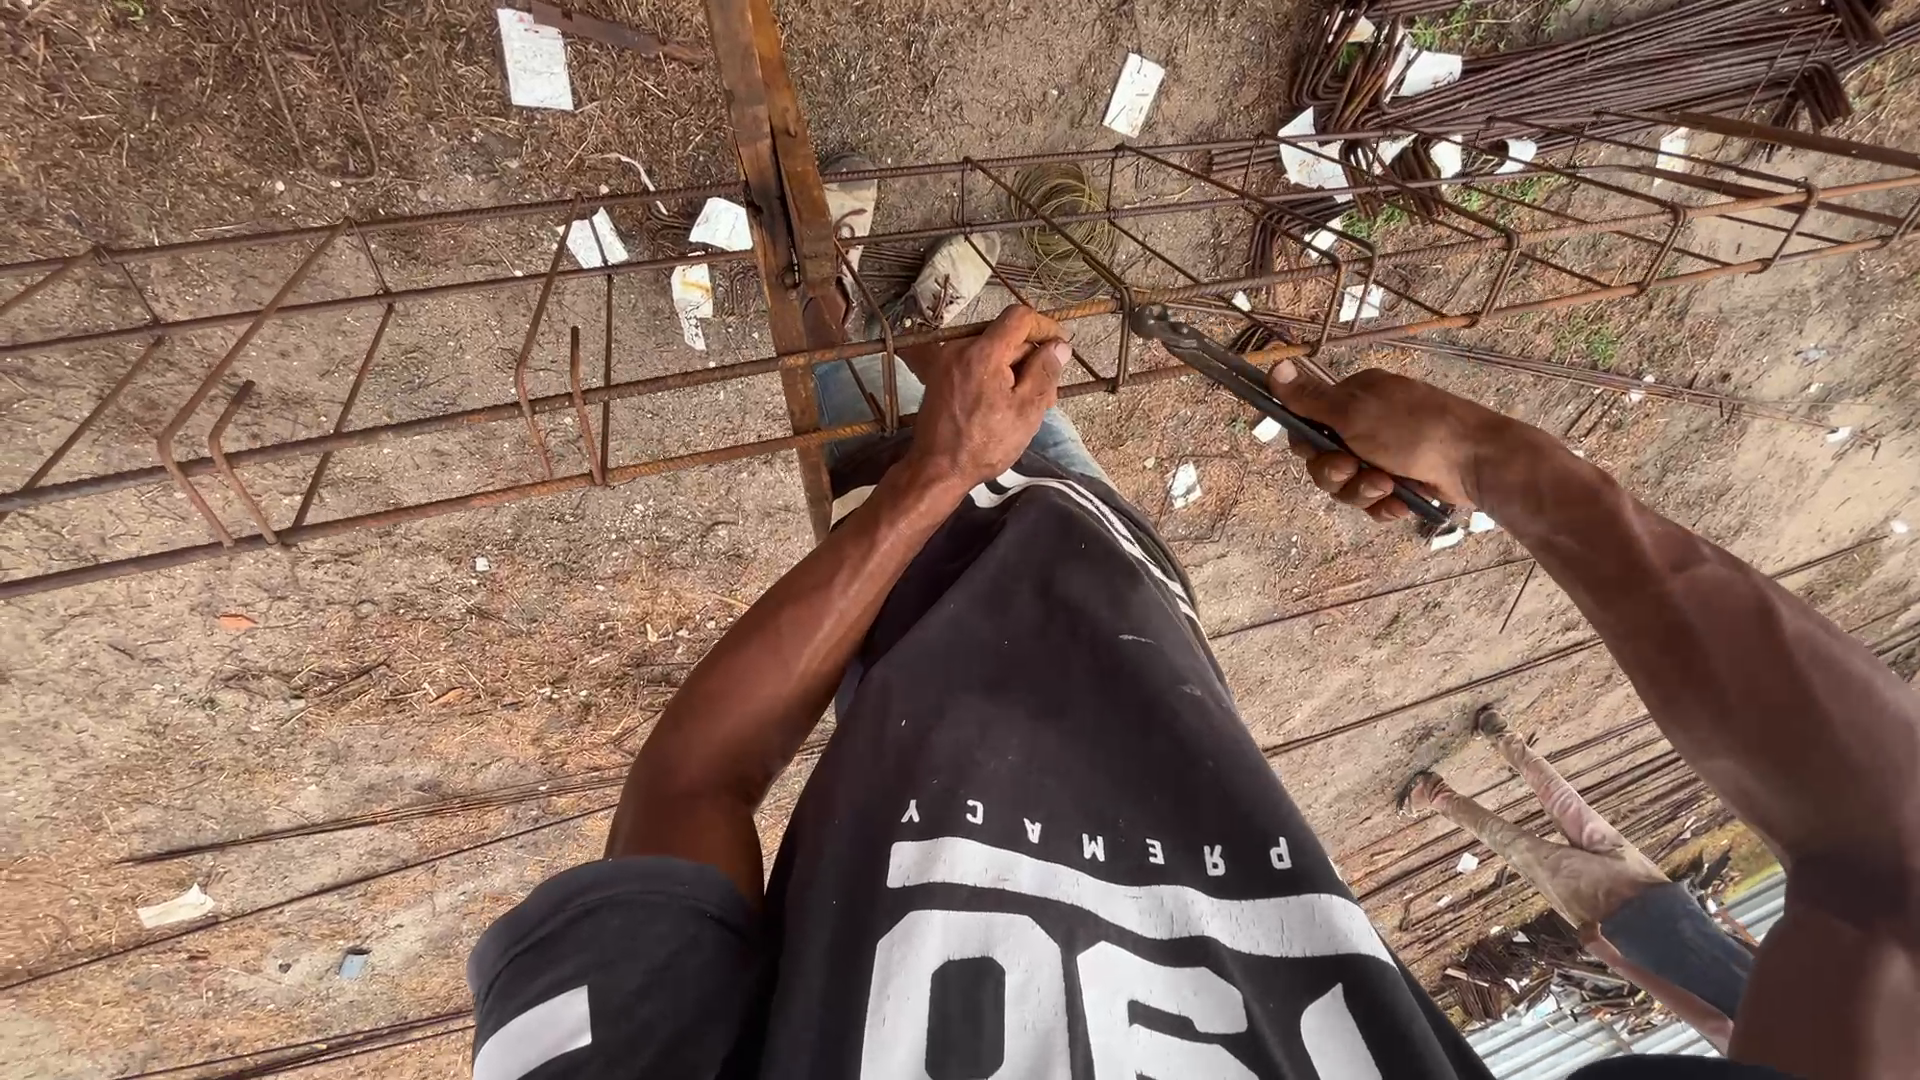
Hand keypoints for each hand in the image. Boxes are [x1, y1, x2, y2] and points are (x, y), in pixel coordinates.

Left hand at [901, 305, 1069, 490]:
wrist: (938, 469)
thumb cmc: (984, 445)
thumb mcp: (1026, 410)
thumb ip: (1044, 372)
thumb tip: (1059, 346)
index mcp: (982, 353)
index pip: (1019, 318)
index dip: (1046, 326)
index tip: (1062, 344)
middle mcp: (959, 348)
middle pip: (1006, 337)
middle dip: (1032, 358)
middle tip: (1049, 392)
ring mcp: (947, 362)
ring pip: (992, 352)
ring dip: (1015, 371)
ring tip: (1029, 405)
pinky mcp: (940, 377)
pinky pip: (975, 365)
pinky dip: (995, 376)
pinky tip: (1005, 405)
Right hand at [1264, 359, 1538, 520]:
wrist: (1477, 462)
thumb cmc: (1413, 429)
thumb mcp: (1353, 411)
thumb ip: (1309, 397)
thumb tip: (1275, 365)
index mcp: (1355, 398)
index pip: (1307, 424)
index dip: (1308, 445)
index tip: (1317, 449)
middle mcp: (1366, 423)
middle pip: (1322, 460)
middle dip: (1335, 473)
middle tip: (1353, 468)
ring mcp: (1385, 454)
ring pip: (1345, 484)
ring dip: (1360, 490)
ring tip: (1386, 486)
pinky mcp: (1401, 482)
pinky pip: (1371, 501)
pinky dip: (1382, 504)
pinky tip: (1399, 500)